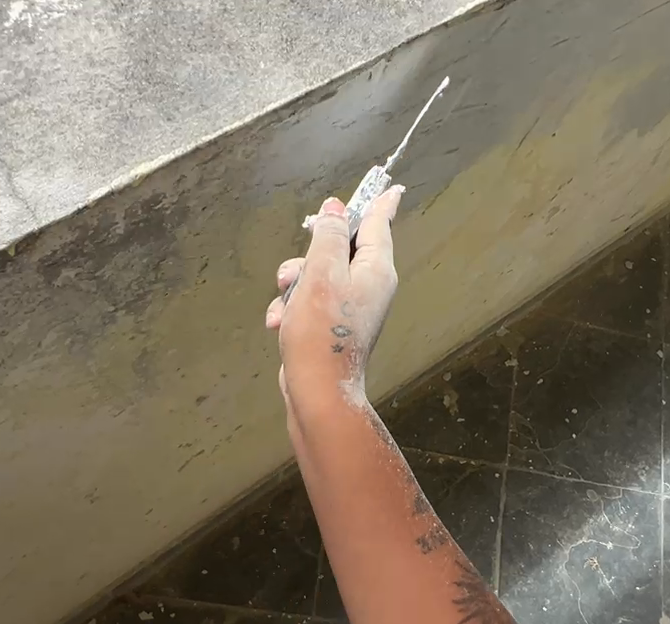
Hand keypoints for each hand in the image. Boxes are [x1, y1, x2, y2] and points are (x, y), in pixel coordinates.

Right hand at [264, 186, 404, 410]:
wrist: (317, 390)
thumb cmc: (322, 331)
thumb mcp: (321, 273)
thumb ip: (328, 236)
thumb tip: (336, 208)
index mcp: (375, 269)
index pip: (379, 224)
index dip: (379, 202)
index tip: (392, 186)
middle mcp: (368, 287)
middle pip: (337, 250)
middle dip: (307, 257)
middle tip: (292, 273)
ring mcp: (350, 309)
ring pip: (316, 277)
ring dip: (292, 287)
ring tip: (282, 308)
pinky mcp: (332, 328)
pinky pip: (310, 304)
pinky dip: (291, 311)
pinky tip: (278, 324)